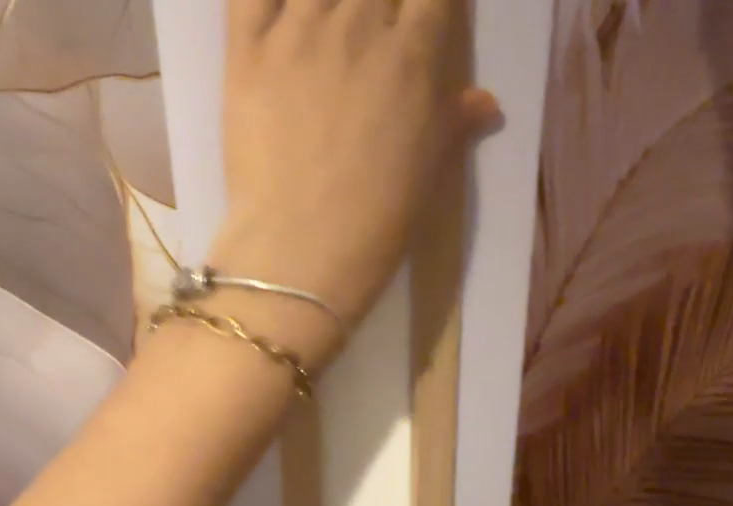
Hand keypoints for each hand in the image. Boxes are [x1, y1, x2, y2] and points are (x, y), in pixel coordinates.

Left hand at [210, 0, 500, 349]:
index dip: (428, 1)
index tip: (418, 16)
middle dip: (378, 3)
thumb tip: (486, 102)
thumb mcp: (428, 174)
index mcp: (414, 55)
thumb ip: (454, 123)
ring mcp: (298, 34)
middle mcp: (359, 26)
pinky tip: (277, 9)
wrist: (300, 253)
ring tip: (329, 21)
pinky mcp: (246, 54)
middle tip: (368, 28)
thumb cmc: (376, 223)